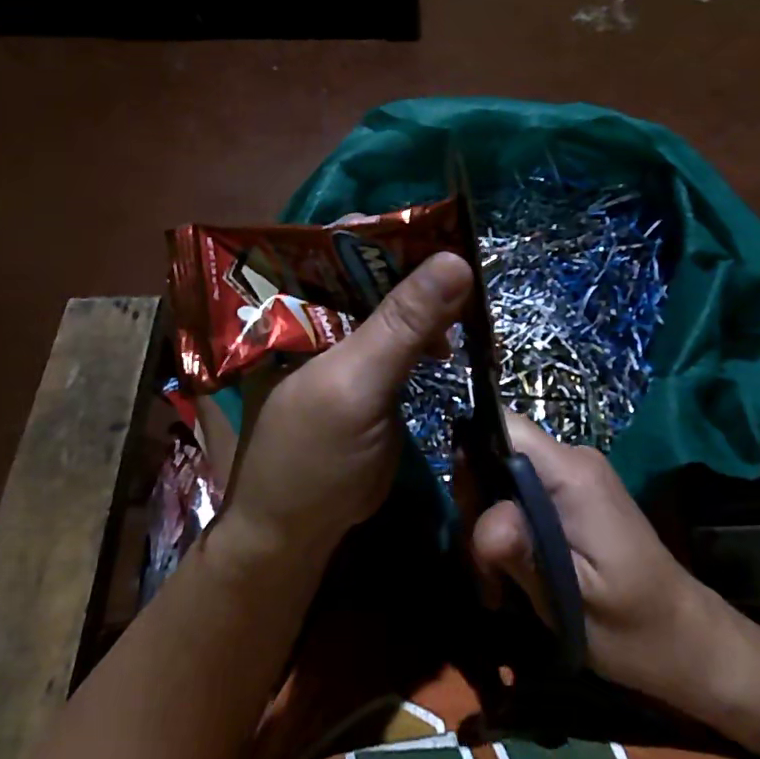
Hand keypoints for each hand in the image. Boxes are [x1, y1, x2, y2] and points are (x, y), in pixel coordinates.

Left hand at [226, 252, 471, 558]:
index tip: (443, 226)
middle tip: (467, 263)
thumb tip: (457, 259)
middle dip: (418, 262)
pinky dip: (431, 330)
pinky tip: (457, 336)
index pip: (337, 243)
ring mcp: (343, 340)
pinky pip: (403, 334)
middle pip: (370, 267)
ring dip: (430, 297)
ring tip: (469, 301)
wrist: (298, 532)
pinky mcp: (368, 368)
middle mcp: (314, 311)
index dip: (388, 230)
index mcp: (290, 303)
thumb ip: (402, 324)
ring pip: (392, 299)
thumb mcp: (357, 384)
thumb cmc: (311, 457)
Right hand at [464, 412, 733, 705]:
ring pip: (504, 478)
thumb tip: (483, 521)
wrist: (685, 639)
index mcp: (572, 474)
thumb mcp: (572, 599)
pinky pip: (522, 495)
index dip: (473, 453)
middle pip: (498, 454)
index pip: (506, 426)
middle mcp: (571, 460)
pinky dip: (508, 531)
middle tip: (484, 570)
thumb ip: (525, 554)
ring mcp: (573, 477)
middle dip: (477, 505)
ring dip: (490, 527)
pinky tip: (509, 576)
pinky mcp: (571, 496)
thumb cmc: (633, 625)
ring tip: (497, 584)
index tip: (466, 509)